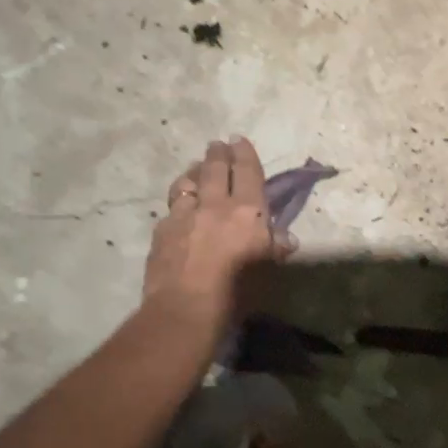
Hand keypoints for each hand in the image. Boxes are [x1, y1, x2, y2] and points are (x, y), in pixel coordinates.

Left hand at [144, 138, 291, 312]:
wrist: (186, 307)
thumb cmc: (239, 288)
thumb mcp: (269, 268)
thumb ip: (275, 247)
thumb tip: (285, 239)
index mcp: (247, 210)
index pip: (247, 172)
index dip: (244, 154)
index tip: (238, 139)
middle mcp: (215, 205)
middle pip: (215, 170)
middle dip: (217, 154)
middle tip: (217, 145)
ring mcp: (184, 216)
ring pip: (187, 183)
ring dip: (194, 172)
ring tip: (196, 167)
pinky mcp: (162, 232)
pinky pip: (172, 209)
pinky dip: (179, 202)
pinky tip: (180, 209)